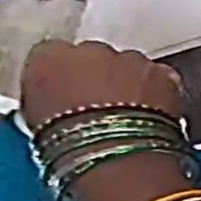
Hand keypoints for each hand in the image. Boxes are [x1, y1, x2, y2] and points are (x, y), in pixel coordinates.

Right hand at [20, 40, 184, 128]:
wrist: (112, 150)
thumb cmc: (67, 140)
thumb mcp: (35, 116)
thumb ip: (46, 96)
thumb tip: (56, 102)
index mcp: (49, 56)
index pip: (55, 55)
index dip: (65, 75)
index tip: (70, 90)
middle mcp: (92, 50)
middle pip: (97, 56)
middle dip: (101, 76)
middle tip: (104, 104)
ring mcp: (132, 60)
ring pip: (132, 66)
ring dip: (132, 82)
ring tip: (131, 112)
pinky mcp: (164, 74)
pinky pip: (163, 78)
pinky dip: (161, 90)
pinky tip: (155, 111)